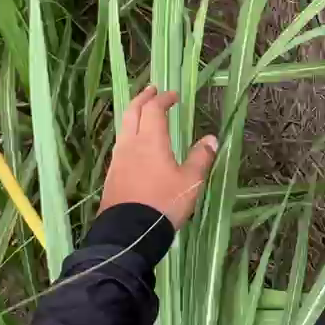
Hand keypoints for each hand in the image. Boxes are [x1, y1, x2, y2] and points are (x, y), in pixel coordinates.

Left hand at [101, 86, 217, 228]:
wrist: (129, 233)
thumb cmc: (164, 202)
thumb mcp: (190, 181)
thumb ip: (201, 158)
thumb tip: (211, 139)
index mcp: (150, 141)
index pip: (154, 110)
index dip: (163, 99)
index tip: (173, 96)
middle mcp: (131, 145)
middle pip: (132, 112)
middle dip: (143, 99)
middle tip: (152, 91)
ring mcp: (118, 160)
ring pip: (124, 128)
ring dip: (134, 116)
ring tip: (144, 115)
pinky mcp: (113, 175)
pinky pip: (121, 145)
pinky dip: (130, 135)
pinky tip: (136, 145)